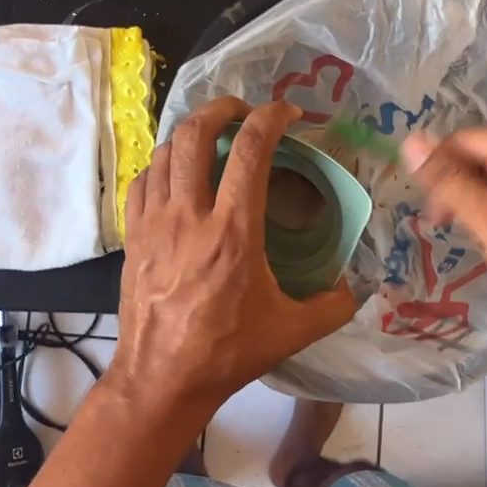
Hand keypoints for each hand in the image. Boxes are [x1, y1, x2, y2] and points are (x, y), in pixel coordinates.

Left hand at [111, 97, 355, 417]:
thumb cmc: (227, 352)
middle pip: (195, 134)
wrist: (162, 378)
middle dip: (222, 108)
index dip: (272, 118)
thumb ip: (333, 306)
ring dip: (190, 133)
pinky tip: (175, 174)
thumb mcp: (292, 332)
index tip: (288, 112)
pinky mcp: (133, 236)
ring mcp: (155, 223)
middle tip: (244, 111)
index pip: (250, 150)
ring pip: (164, 152)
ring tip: (211, 136)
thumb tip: (353, 287)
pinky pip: (142, 182)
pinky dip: (161, 165)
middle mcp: (190, 215)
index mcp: (234, 230)